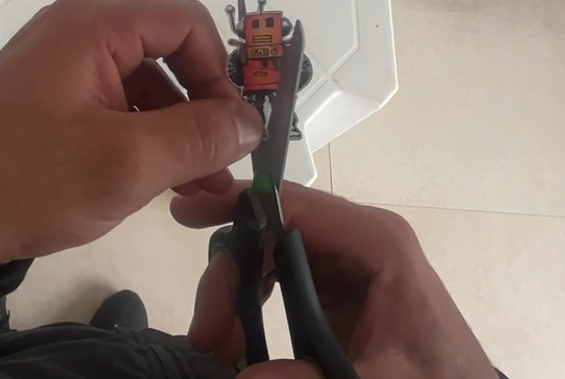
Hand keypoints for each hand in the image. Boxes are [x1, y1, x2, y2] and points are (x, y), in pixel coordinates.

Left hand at [0, 0, 264, 277]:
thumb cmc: (29, 180)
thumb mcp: (125, 163)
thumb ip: (198, 136)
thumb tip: (252, 120)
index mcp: (95, 25)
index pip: (186, 23)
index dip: (219, 72)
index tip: (233, 131)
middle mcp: (79, 29)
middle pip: (167, 51)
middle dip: (200, 108)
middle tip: (220, 169)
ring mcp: (63, 60)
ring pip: (144, 81)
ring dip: (175, 129)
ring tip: (195, 188)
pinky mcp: (52, 93)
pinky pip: (115, 100)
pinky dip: (142, 135)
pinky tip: (155, 181)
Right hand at [171, 182, 496, 378]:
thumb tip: (242, 377)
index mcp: (375, 241)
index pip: (294, 203)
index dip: (239, 203)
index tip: (189, 215)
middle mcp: (355, 239)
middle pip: (272, 232)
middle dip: (230, 274)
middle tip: (204, 329)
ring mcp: (344, 263)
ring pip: (268, 256)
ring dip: (235, 294)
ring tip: (215, 343)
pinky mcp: (335, 290)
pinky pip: (278, 283)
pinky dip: (251, 307)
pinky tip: (235, 341)